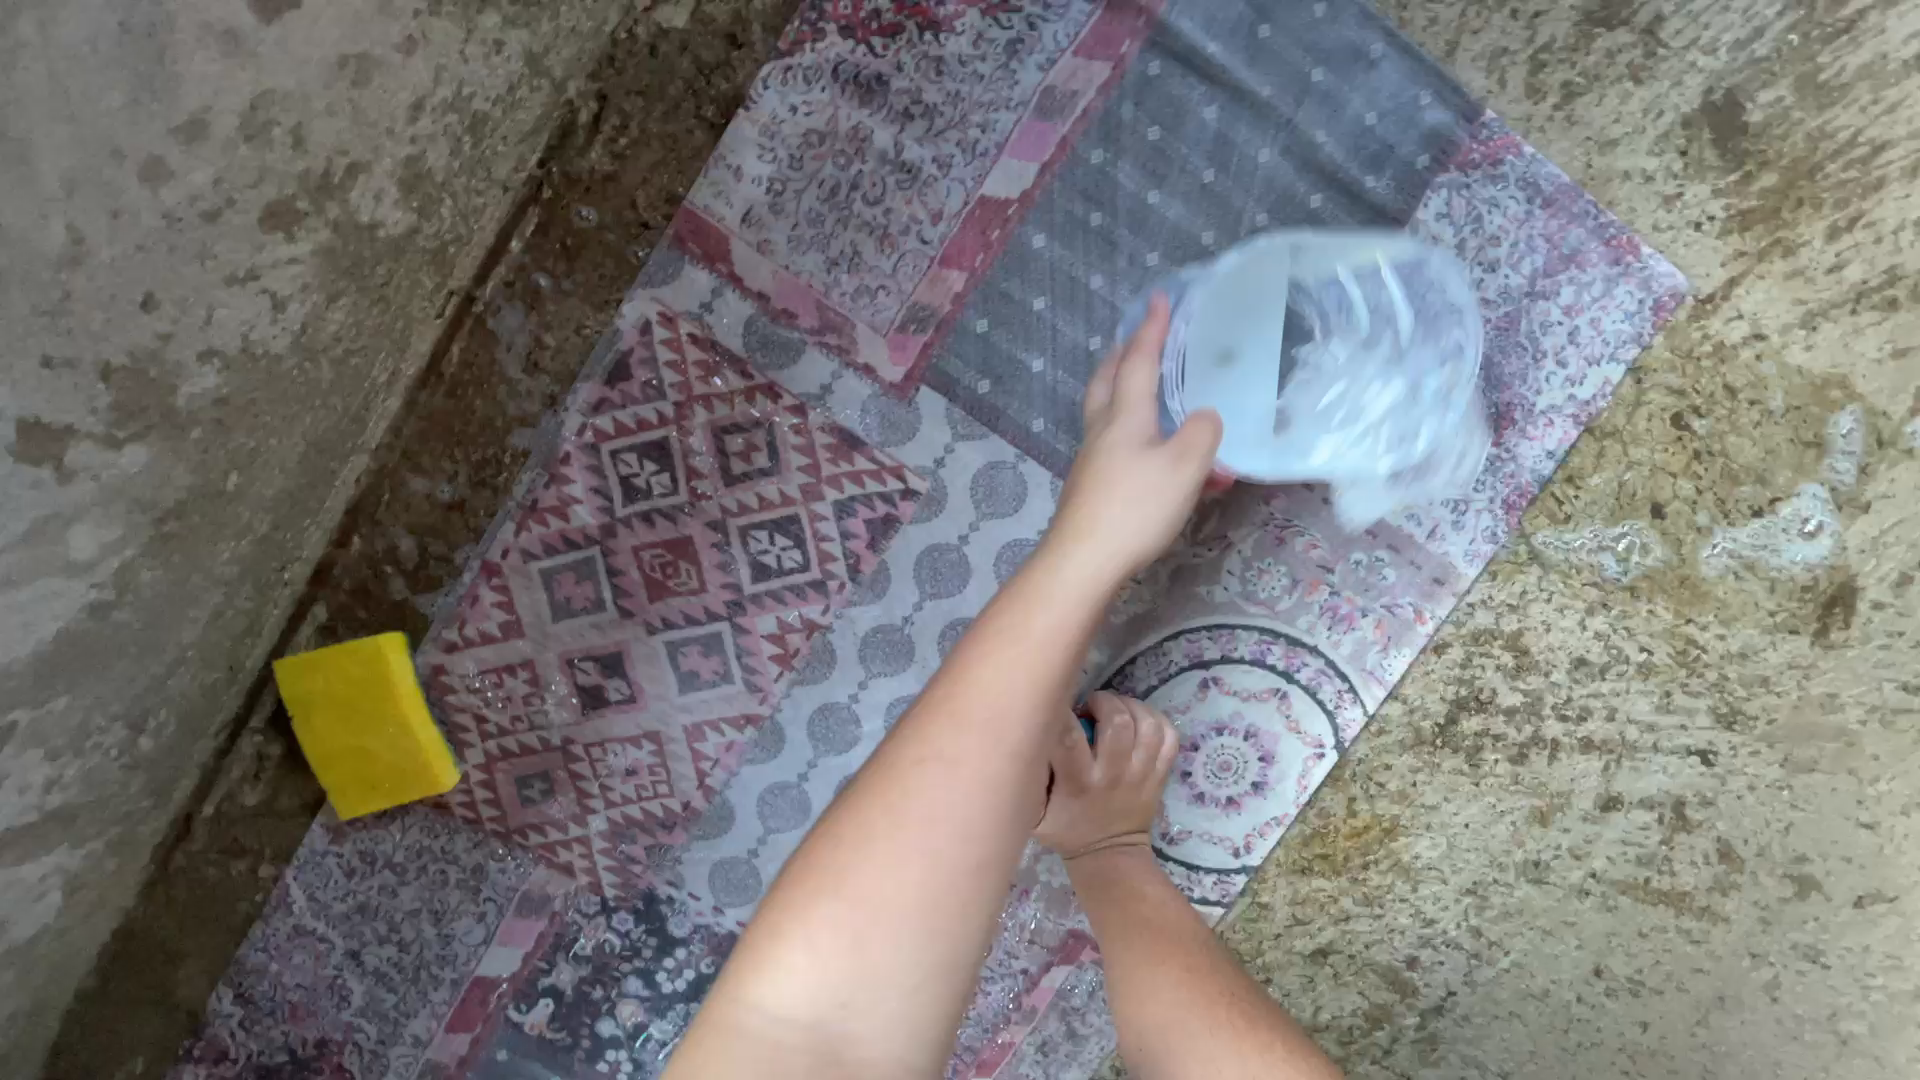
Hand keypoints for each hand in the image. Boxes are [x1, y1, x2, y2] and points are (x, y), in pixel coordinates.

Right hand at [1035, 692, 1178, 857]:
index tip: (1056, 706)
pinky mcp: (1161, 775)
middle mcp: (1113, 775)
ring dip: (1130, 705)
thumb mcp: (1034, 811)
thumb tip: (1025, 738)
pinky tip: (1137, 718)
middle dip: (1103, 701)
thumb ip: (1029, 777)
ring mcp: (1142, 774)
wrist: (1109, 855)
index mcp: (1079, 782)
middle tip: (1090, 706)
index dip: (1062, 711)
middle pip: (1118, 722)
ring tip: (1115, 708)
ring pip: (1147, 725)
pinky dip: (1155, 718)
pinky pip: (1169, 736)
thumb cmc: (1065, 828)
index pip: (1069, 736)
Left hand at [1047, 294, 1222, 585]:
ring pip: (1105, 413)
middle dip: (1121, 355)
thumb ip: (1203, 434)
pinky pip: (1113, 445)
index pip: (1138, 361)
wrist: (1083, 560)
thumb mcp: (1184, 467)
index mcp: (1124, 416)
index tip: (1158, 299)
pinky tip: (1146, 451)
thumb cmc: (1134, 508)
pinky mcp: (1091, 488)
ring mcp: (1091, 460)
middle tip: (1134, 339)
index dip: (1151, 330)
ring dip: (1121, 391)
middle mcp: (1102, 431)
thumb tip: (1204, 418)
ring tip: (1143, 388)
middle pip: (1106, 381)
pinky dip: (1130, 433)